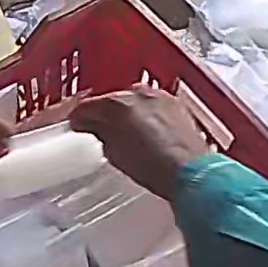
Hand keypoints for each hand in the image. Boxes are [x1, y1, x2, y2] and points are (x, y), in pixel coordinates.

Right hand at [69, 86, 210, 199]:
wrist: (191, 172)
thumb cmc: (153, 167)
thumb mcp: (116, 154)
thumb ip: (101, 135)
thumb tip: (95, 128)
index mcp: (116, 104)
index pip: (89, 106)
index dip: (79, 117)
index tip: (77, 124)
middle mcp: (138, 94)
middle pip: (112, 100)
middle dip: (103, 113)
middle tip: (97, 128)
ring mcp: (159, 98)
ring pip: (134, 101)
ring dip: (126, 112)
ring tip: (124, 131)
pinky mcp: (176, 106)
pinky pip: (152, 106)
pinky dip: (144, 115)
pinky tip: (146, 130)